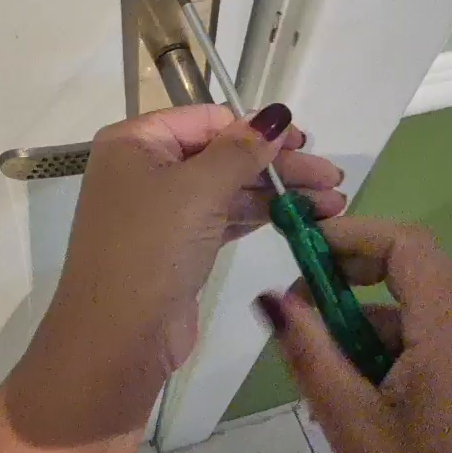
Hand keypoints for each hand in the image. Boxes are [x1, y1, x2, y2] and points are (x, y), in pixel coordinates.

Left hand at [9, 103, 343, 442]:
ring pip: (227, 187)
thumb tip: (276, 115)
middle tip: (331, 177)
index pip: (205, 119)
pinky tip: (302, 218)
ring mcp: (160, 208)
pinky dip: (261, 216)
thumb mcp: (197, 190)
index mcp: (135, 142)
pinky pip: (224, 217)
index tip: (304, 141)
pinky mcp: (178, 244)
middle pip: (220, 153)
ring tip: (333, 201)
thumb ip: (241, 150)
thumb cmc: (151, 248)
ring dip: (277, 192)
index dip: (255, 129)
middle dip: (276, 164)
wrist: (117, 337)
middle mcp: (144, 168)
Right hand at [258, 218, 451, 452]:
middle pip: (406, 273)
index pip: (404, 244)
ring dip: (358, 330)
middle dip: (343, 287)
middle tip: (296, 322)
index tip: (296, 252)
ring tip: (319, 385)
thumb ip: (310, 352)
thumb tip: (269, 297)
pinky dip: (384, 353)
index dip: (348, 235)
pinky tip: (355, 404)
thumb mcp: (353, 425)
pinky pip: (426, 342)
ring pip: (410, 312)